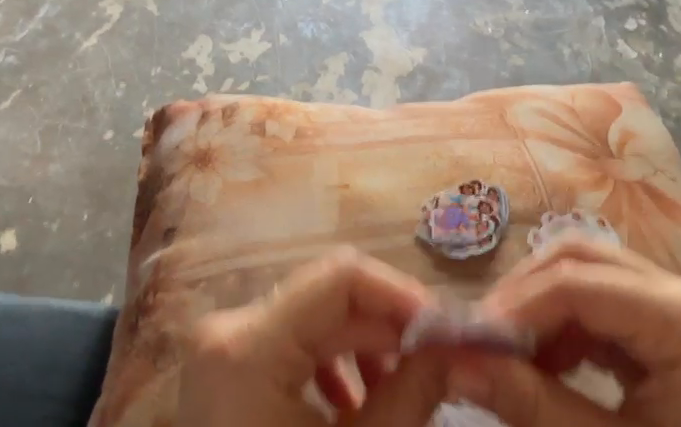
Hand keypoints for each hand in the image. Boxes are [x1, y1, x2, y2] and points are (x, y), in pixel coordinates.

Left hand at [179, 248, 450, 426]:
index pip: (341, 277)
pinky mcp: (227, 369)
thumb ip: (412, 392)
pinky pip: (290, 344)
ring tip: (404, 387)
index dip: (402, 293)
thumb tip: (458, 345)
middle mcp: (228, 328)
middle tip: (441, 358)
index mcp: (249, 344)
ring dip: (365, 346)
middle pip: (329, 297)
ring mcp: (222, 348)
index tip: (447, 330)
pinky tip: (359, 402)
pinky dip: (332, 364)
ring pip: (314, 319)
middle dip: (390, 325)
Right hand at [447, 239, 680, 426]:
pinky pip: (611, 306)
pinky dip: (571, 328)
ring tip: (510, 359)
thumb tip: (456, 367)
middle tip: (481, 342)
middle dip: (524, 295)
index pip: (577, 281)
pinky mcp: (680, 331)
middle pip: (583, 257)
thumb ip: (536, 407)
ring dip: (544, 309)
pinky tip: (549, 369)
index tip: (466, 342)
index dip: (514, 306)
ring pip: (593, 275)